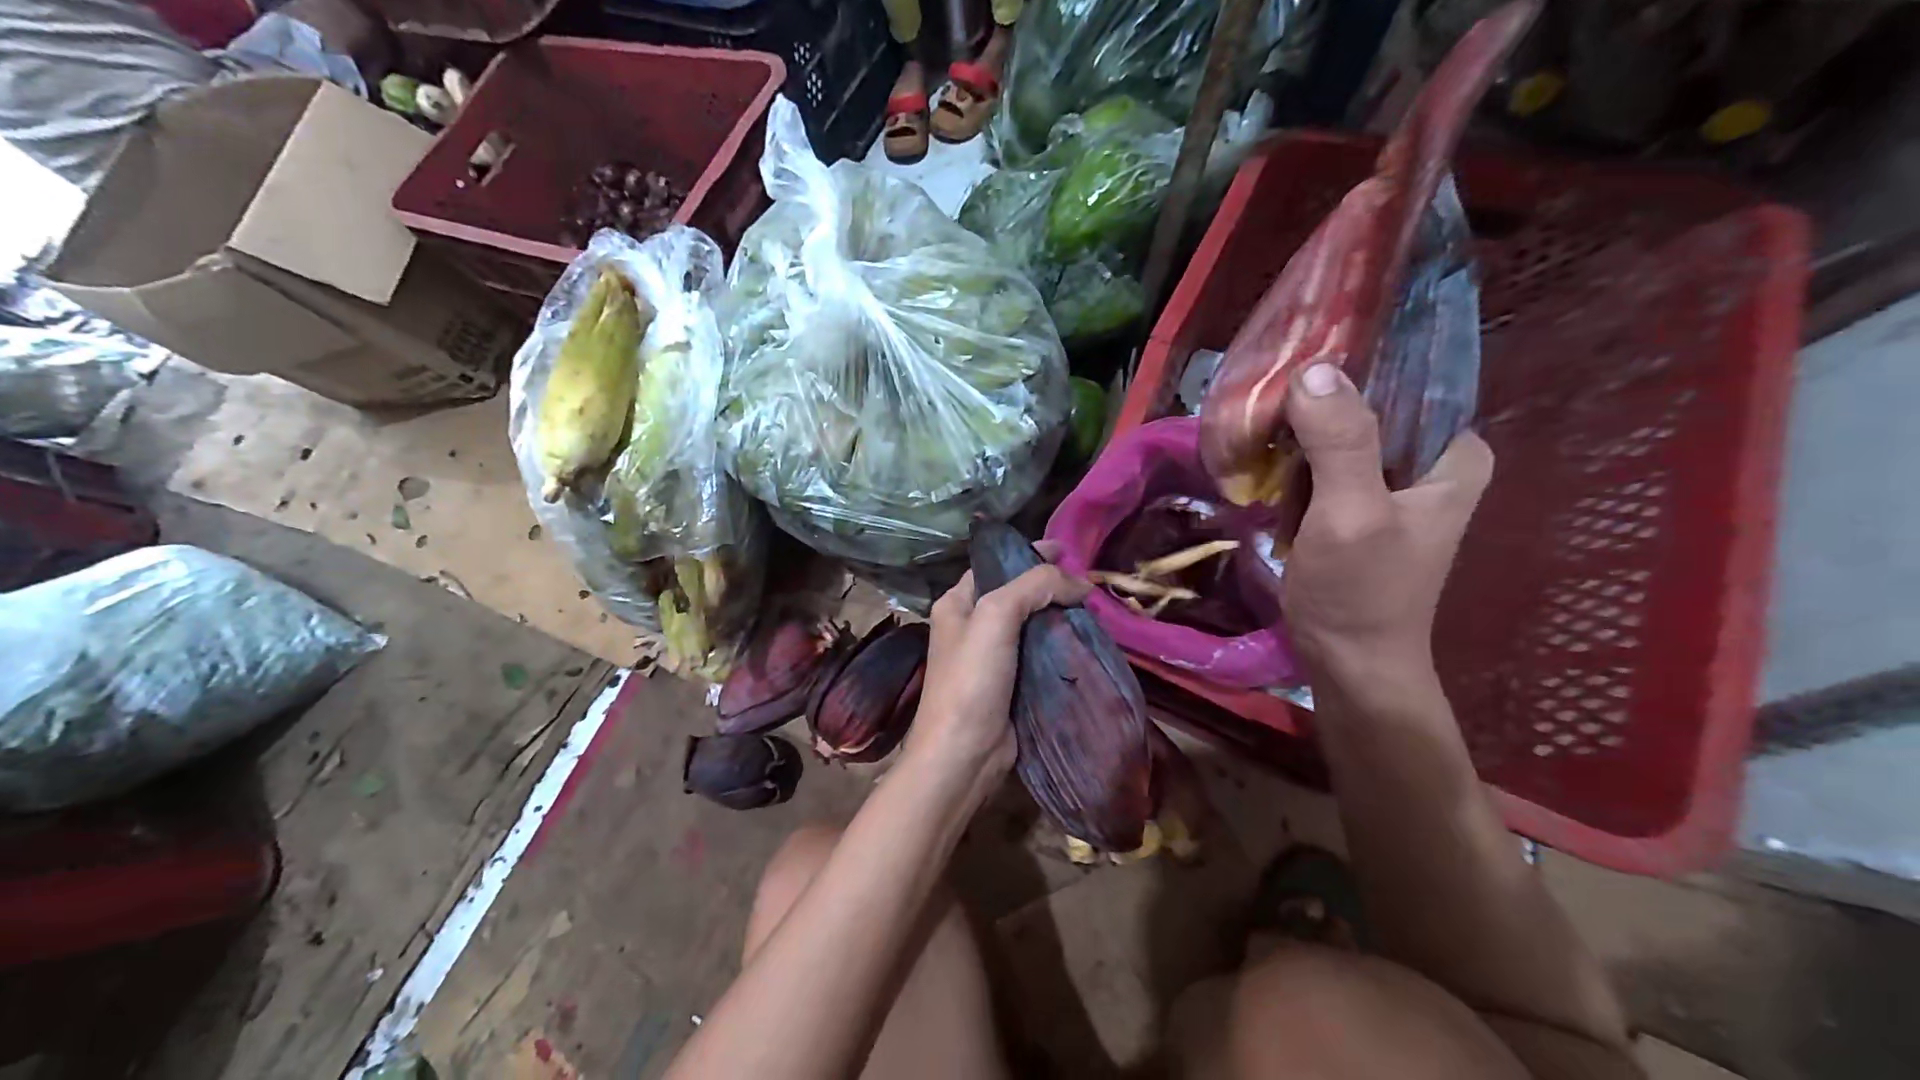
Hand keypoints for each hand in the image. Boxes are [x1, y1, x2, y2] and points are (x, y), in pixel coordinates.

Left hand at [902, 548, 1089, 790]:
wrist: (964, 754)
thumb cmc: (971, 678)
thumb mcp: (996, 615)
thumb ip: (1035, 586)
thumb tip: (1080, 582)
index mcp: (957, 603)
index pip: (995, 564)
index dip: (1028, 553)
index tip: (1067, 549)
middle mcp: (972, 625)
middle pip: (1018, 593)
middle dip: (1052, 585)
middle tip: (1090, 582)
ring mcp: (993, 657)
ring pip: (1033, 624)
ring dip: (1061, 615)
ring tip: (1096, 609)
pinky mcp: (1013, 684)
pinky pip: (1041, 653)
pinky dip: (1063, 644)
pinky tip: (1088, 639)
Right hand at [1280, 362, 1492, 677]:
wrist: (1349, 662)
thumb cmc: (1360, 592)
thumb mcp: (1351, 513)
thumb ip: (1340, 442)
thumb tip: (1314, 369)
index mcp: (1454, 454)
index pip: (1404, 383)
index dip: (1349, 373)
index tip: (1295, 371)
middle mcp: (1429, 461)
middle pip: (1367, 407)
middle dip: (1315, 408)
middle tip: (1266, 407)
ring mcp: (1390, 486)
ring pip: (1338, 435)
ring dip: (1298, 437)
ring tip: (1259, 433)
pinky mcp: (1356, 506)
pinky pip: (1323, 465)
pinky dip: (1294, 464)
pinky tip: (1266, 465)